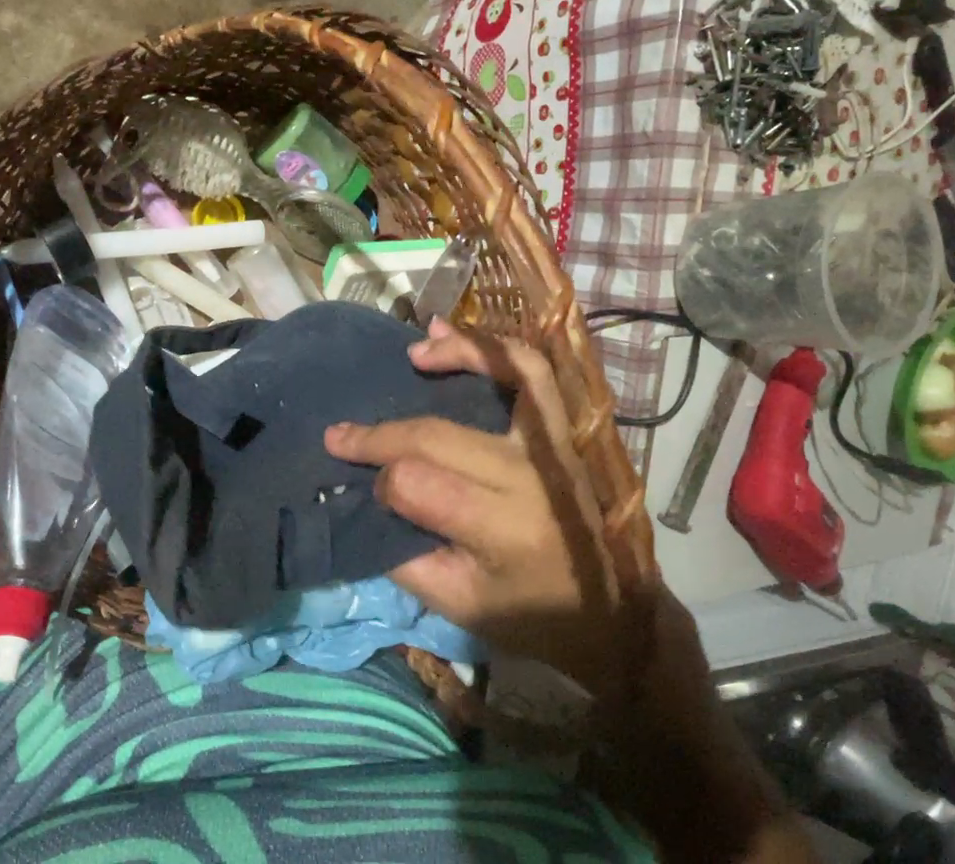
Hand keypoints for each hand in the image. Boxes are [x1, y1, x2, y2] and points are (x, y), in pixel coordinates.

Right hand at [323, 319, 633, 701]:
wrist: (616, 614)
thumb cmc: (533, 616)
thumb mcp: (459, 605)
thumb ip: (404, 556)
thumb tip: (362, 502)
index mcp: (502, 530)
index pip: (417, 485)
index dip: (382, 485)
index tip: (371, 495)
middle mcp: (530, 477)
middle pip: (438, 435)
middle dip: (377, 435)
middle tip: (338, 436)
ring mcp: (555, 445)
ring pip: (506, 375)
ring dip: (454, 355)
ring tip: (412, 354)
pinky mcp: (567, 432)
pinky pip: (535, 373)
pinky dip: (494, 348)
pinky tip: (456, 339)